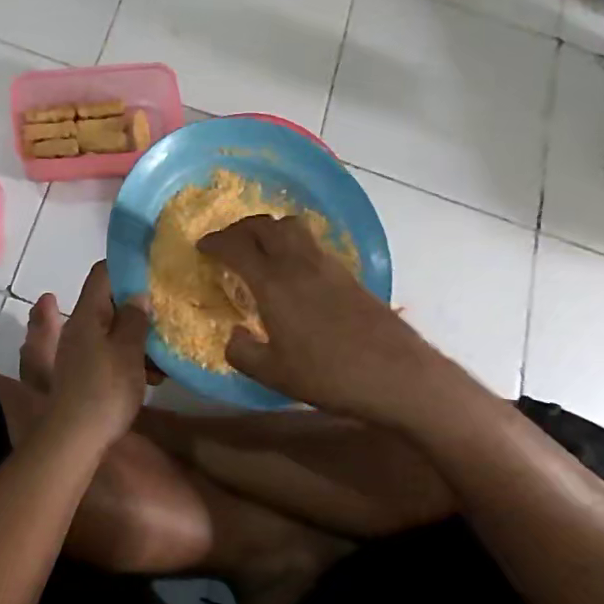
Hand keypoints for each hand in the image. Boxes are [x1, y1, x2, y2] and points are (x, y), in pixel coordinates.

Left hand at [41, 261, 151, 447]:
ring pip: (111, 333)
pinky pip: (109, 356)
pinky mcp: (84, 375)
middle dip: (137, 309)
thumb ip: (135, 320)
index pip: (102, 274)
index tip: (153, 273)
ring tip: (162, 355)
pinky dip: (129, 359)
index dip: (127, 269)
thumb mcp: (129, 351)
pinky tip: (151, 376)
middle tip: (165, 317)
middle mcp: (78, 328)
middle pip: (108, 304)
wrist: (75, 438)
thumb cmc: (105, 389)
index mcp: (87, 315)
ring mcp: (78, 352)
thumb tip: (138, 294)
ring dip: (136, 339)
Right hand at [198, 215, 483, 429]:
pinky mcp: (349, 275)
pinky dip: (292, 244)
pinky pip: (311, 244)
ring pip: (292, 227)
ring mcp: (328, 266)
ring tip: (259, 248)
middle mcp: (299, 265)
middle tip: (227, 243)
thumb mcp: (274, 374)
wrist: (401, 378)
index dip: (215, 243)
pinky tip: (291, 270)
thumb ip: (242, 352)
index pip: (236, 247)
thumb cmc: (330, 376)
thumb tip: (233, 335)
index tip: (202, 247)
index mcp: (274, 284)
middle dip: (240, 228)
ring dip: (268, 229)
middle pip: (265, 225)